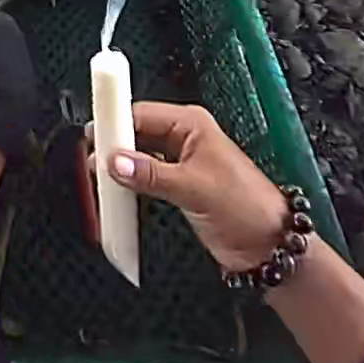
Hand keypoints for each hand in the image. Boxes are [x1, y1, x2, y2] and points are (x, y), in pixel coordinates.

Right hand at [103, 101, 287, 271]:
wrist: (271, 248)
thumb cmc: (245, 207)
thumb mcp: (195, 188)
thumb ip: (151, 174)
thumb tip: (115, 162)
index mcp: (190, 124)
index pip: (142, 114)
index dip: (115, 123)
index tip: (93, 135)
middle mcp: (182, 137)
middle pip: (136, 132)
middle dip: (114, 146)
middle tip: (91, 161)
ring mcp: (179, 161)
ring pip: (137, 154)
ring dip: (120, 165)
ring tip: (98, 177)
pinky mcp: (177, 184)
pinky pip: (144, 175)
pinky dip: (129, 181)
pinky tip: (116, 190)